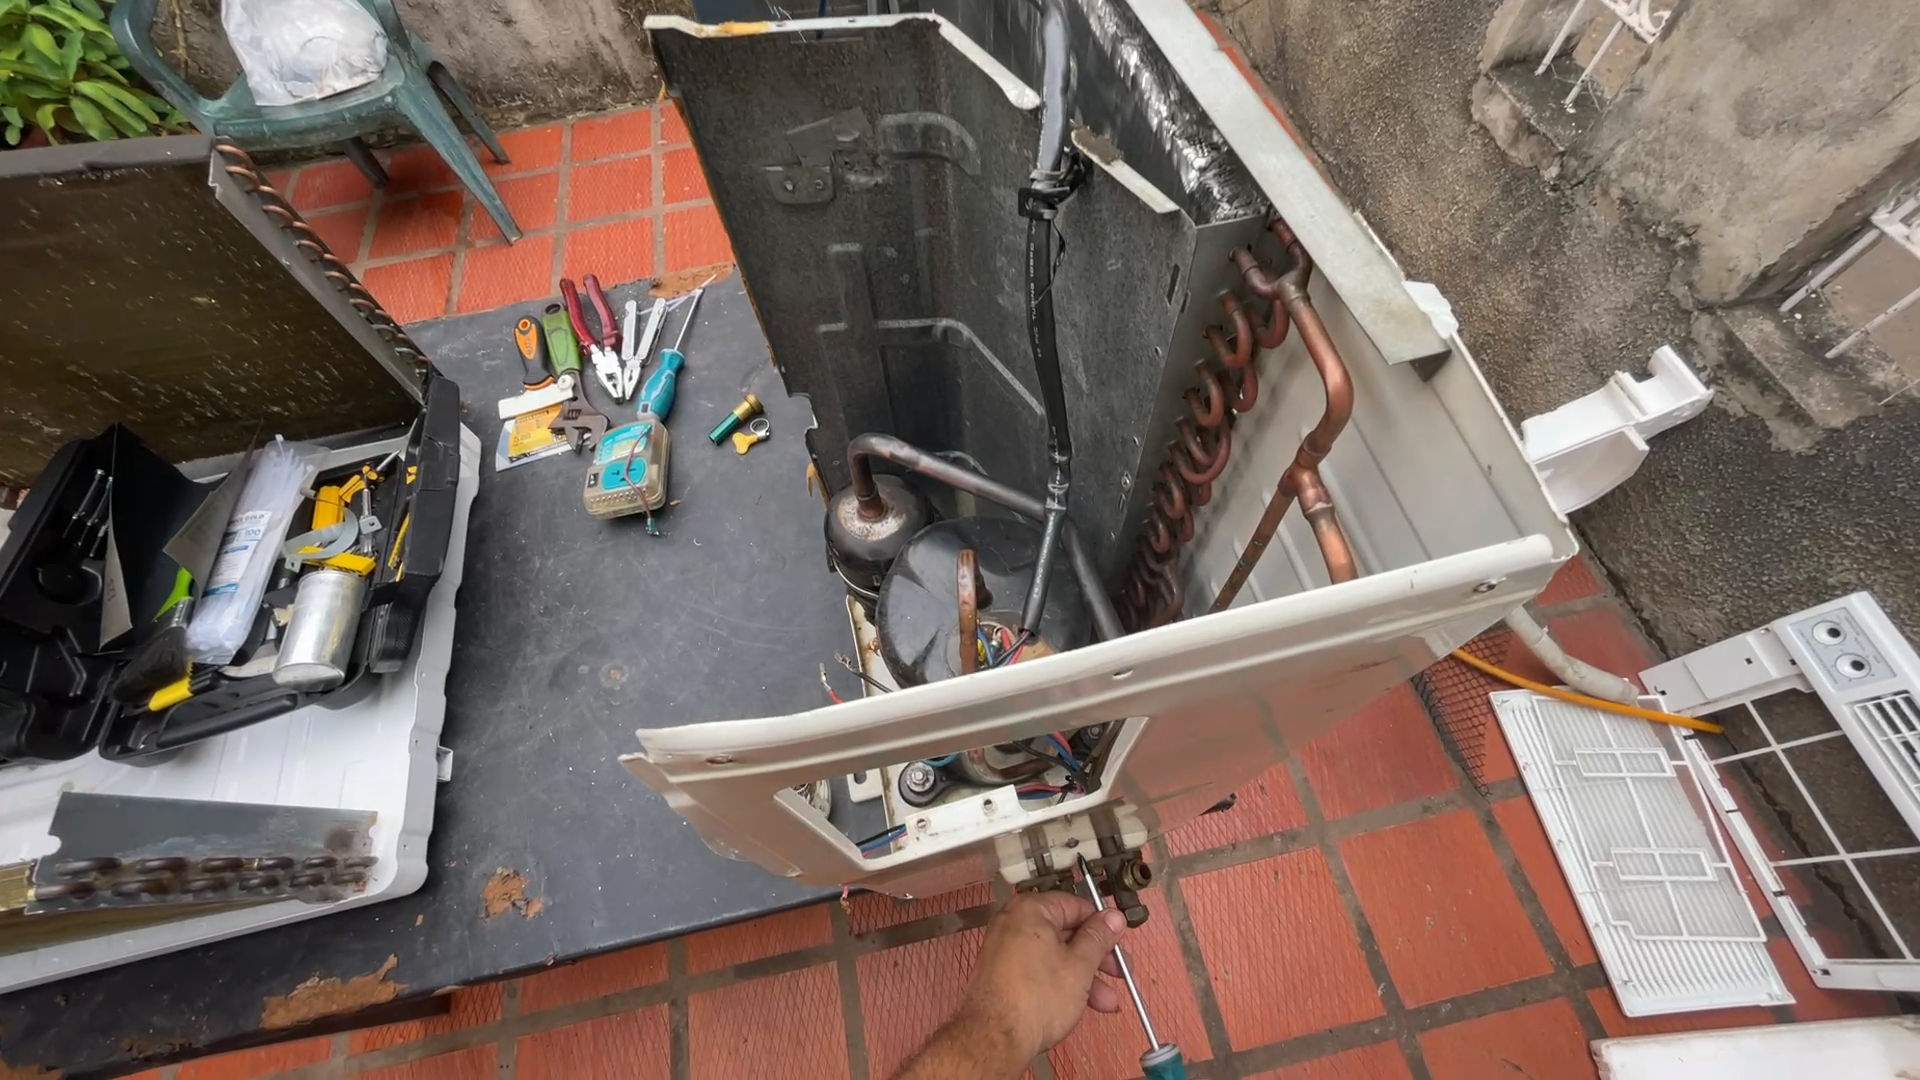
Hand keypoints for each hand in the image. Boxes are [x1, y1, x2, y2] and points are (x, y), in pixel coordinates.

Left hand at [957, 891, 1129, 1059]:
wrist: (994, 1038)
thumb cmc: (1032, 999)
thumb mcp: (1079, 965)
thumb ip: (1099, 938)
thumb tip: (1112, 917)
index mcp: (1031, 909)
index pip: (1075, 905)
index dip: (1100, 925)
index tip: (1117, 940)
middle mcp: (1014, 922)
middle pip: (1065, 931)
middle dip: (1096, 957)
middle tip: (1118, 971)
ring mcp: (1005, 947)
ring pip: (1054, 954)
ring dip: (1083, 976)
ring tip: (1105, 1000)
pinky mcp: (1002, 972)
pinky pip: (1038, 968)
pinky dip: (1060, 981)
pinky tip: (1080, 1003)